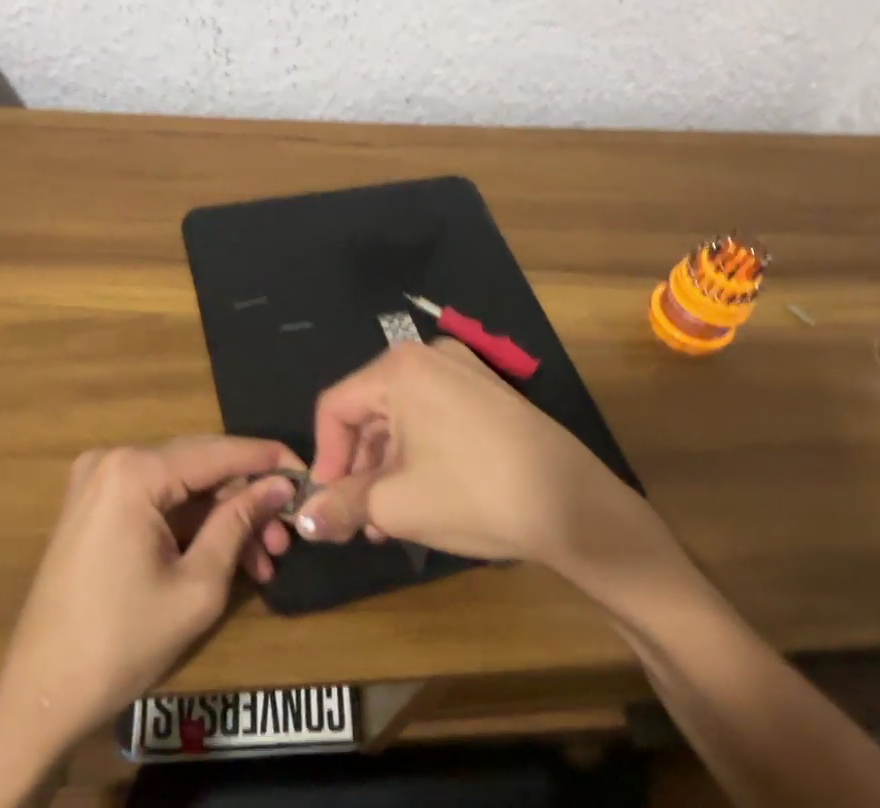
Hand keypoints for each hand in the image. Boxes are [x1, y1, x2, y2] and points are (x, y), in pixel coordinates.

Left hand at [0, 437, 297, 764]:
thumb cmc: (123, 641)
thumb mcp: (198, 583)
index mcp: (134, 472)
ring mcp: (98, 482)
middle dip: (249, 499)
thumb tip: (282, 484)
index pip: (220, 451)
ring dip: (225, 518)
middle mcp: (112, 461)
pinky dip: (194, 526)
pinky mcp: (94, 507)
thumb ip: (240, 523)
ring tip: (265, 561)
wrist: (42, 693)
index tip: (311, 477)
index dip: (270, 461)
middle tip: (288, 536)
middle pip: (202, 465)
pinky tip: (227, 558)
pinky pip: (158, 502)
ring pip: (184, 487)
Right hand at [294, 339, 647, 566]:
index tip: (328, 503)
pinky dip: (419, 456)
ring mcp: (468, 373)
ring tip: (389, 521)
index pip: (335, 407)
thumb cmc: (472, 495)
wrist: (573, 505)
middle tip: (359, 520)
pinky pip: (435, 419)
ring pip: (403, 420)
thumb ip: (342, 505)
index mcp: (401, 369)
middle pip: (369, 412)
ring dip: (387, 469)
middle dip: (359, 469)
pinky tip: (422, 500)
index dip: (324, 459)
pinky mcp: (491, 395)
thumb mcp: (395, 505)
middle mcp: (432, 357)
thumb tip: (306, 519)